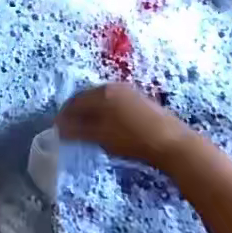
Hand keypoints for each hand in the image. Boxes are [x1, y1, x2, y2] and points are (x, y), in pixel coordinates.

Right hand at [56, 83, 206, 169]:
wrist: (174, 144)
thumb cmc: (133, 139)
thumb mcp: (101, 136)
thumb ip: (77, 130)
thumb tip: (58, 127)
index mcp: (102, 93)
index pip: (75, 101)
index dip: (64, 114)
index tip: (57, 128)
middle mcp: (115, 87)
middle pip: (88, 98)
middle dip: (77, 113)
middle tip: (70, 129)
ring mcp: (130, 93)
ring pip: (103, 101)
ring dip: (92, 113)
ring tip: (87, 130)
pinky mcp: (142, 101)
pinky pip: (115, 104)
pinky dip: (105, 114)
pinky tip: (107, 127)